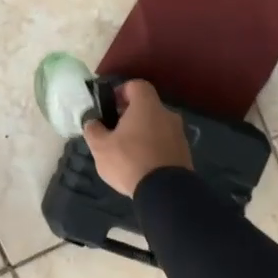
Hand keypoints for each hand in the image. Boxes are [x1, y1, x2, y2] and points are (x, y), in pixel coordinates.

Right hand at [81, 79, 192, 196]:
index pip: (136, 85)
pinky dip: (153, 148)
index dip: (121, 92)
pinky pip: (165, 143)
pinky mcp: (184, 153)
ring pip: (156, 126)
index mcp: (147, 106)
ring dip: (142, 133)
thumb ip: (93, 130)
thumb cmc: (129, 161)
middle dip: (130, 116)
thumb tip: (92, 122)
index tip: (110, 106)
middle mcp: (167, 114)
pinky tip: (141, 164)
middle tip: (114, 131)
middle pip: (146, 107)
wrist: (165, 192)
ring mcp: (179, 134)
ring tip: (126, 151)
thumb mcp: (100, 146)